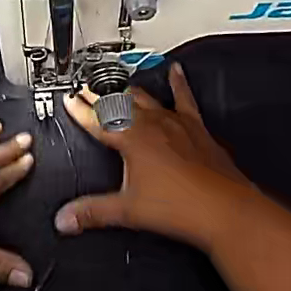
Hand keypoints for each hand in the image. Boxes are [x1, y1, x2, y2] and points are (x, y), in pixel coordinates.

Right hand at [56, 65, 256, 250]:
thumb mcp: (127, 211)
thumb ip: (93, 212)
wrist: (223, 208)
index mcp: (131, 139)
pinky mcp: (194, 127)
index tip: (70, 101)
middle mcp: (152, 124)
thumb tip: (66, 219)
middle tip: (87, 90)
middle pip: (119, 104)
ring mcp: (174, 123)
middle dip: (99, 97)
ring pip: (146, 99)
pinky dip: (178, 82)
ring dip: (128, 91)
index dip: (80, 110)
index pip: (97, 120)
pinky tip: (176, 71)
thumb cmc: (181, 207)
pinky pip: (184, 98)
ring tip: (117, 84)